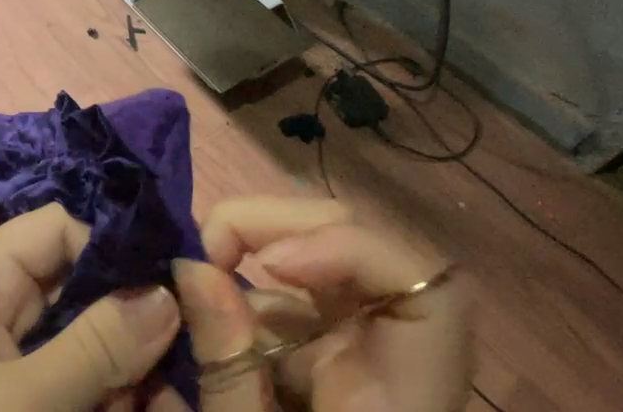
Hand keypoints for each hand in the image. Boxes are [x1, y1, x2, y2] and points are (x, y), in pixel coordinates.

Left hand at [0, 202, 185, 411]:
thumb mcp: (20, 400)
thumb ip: (94, 347)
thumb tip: (167, 292)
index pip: (59, 229)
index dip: (116, 249)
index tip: (178, 287)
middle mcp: (0, 303)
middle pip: (83, 283)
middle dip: (136, 316)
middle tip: (190, 350)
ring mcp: (17, 354)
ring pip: (92, 335)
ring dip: (135, 366)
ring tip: (174, 396)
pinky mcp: (32, 397)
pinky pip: (85, 378)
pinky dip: (117, 393)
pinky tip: (150, 407)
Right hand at [173, 198, 471, 411]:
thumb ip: (227, 367)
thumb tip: (193, 266)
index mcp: (402, 404)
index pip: (431, 292)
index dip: (353, 249)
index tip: (272, 265)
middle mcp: (394, 367)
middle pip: (365, 250)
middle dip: (277, 227)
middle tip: (207, 245)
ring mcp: (363, 361)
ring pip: (322, 265)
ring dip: (251, 250)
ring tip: (191, 270)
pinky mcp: (330, 365)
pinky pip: (294, 302)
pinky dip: (243, 290)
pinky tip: (202, 306)